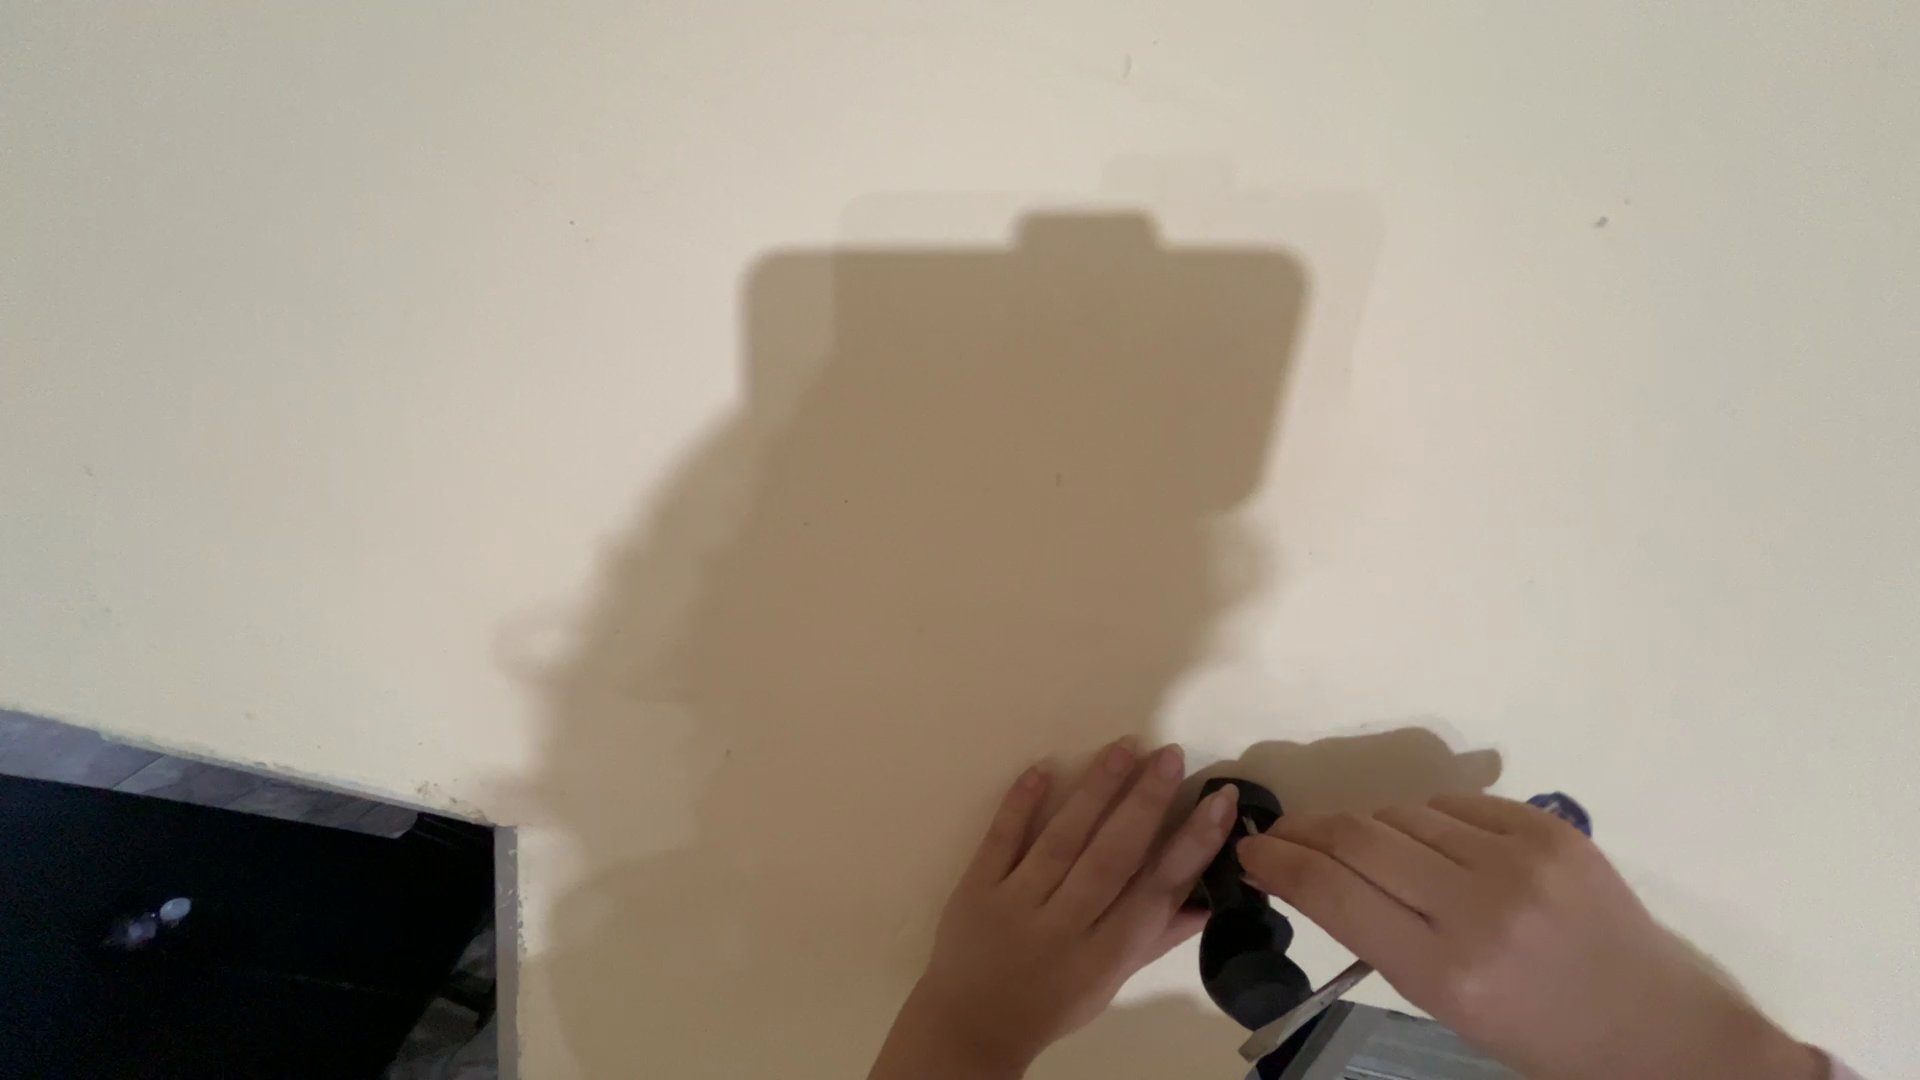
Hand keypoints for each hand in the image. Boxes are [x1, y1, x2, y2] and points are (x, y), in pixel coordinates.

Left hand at [868, 740, 1240, 1079]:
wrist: (970, 1025)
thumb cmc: (1051, 1001)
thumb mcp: (1108, 982)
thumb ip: (1152, 938)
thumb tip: (1205, 901)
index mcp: (1104, 955)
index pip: (1157, 892)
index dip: (1192, 846)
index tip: (1220, 802)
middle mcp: (1063, 925)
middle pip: (1111, 857)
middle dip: (1146, 804)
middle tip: (1171, 755)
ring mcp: (1015, 902)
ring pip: (1062, 840)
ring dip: (1095, 792)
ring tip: (1124, 748)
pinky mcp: (977, 886)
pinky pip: (1000, 839)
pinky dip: (1020, 803)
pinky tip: (1042, 767)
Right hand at [1237, 794, 1823, 1079]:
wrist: (1666, 1035)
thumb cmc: (1539, 1037)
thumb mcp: (1443, 1003)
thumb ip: (1371, 930)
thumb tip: (1304, 870)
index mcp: (1450, 972)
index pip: (1332, 894)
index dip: (1278, 862)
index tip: (1249, 850)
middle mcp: (1481, 909)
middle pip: (1355, 837)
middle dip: (1305, 830)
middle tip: (1283, 834)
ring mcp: (1520, 861)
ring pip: (1397, 813)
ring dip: (1367, 828)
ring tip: (1374, 853)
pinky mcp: (1547, 829)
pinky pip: (1448, 803)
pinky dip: (1424, 819)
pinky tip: (1436, 847)